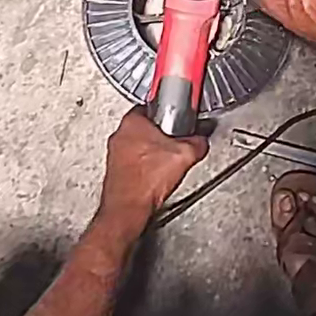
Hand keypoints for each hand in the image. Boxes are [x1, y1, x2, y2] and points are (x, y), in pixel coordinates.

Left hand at [96, 108, 207, 228]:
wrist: (128, 209)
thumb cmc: (146, 181)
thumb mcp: (184, 155)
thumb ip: (197, 142)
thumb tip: (202, 140)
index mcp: (132, 122)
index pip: (152, 106)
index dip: (168, 113)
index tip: (176, 118)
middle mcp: (119, 134)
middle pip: (146, 126)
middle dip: (161, 134)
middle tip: (174, 143)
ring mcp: (114, 153)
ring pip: (138, 144)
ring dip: (152, 150)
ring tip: (165, 161)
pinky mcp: (115, 169)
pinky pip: (133, 160)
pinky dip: (144, 165)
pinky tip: (154, 175)